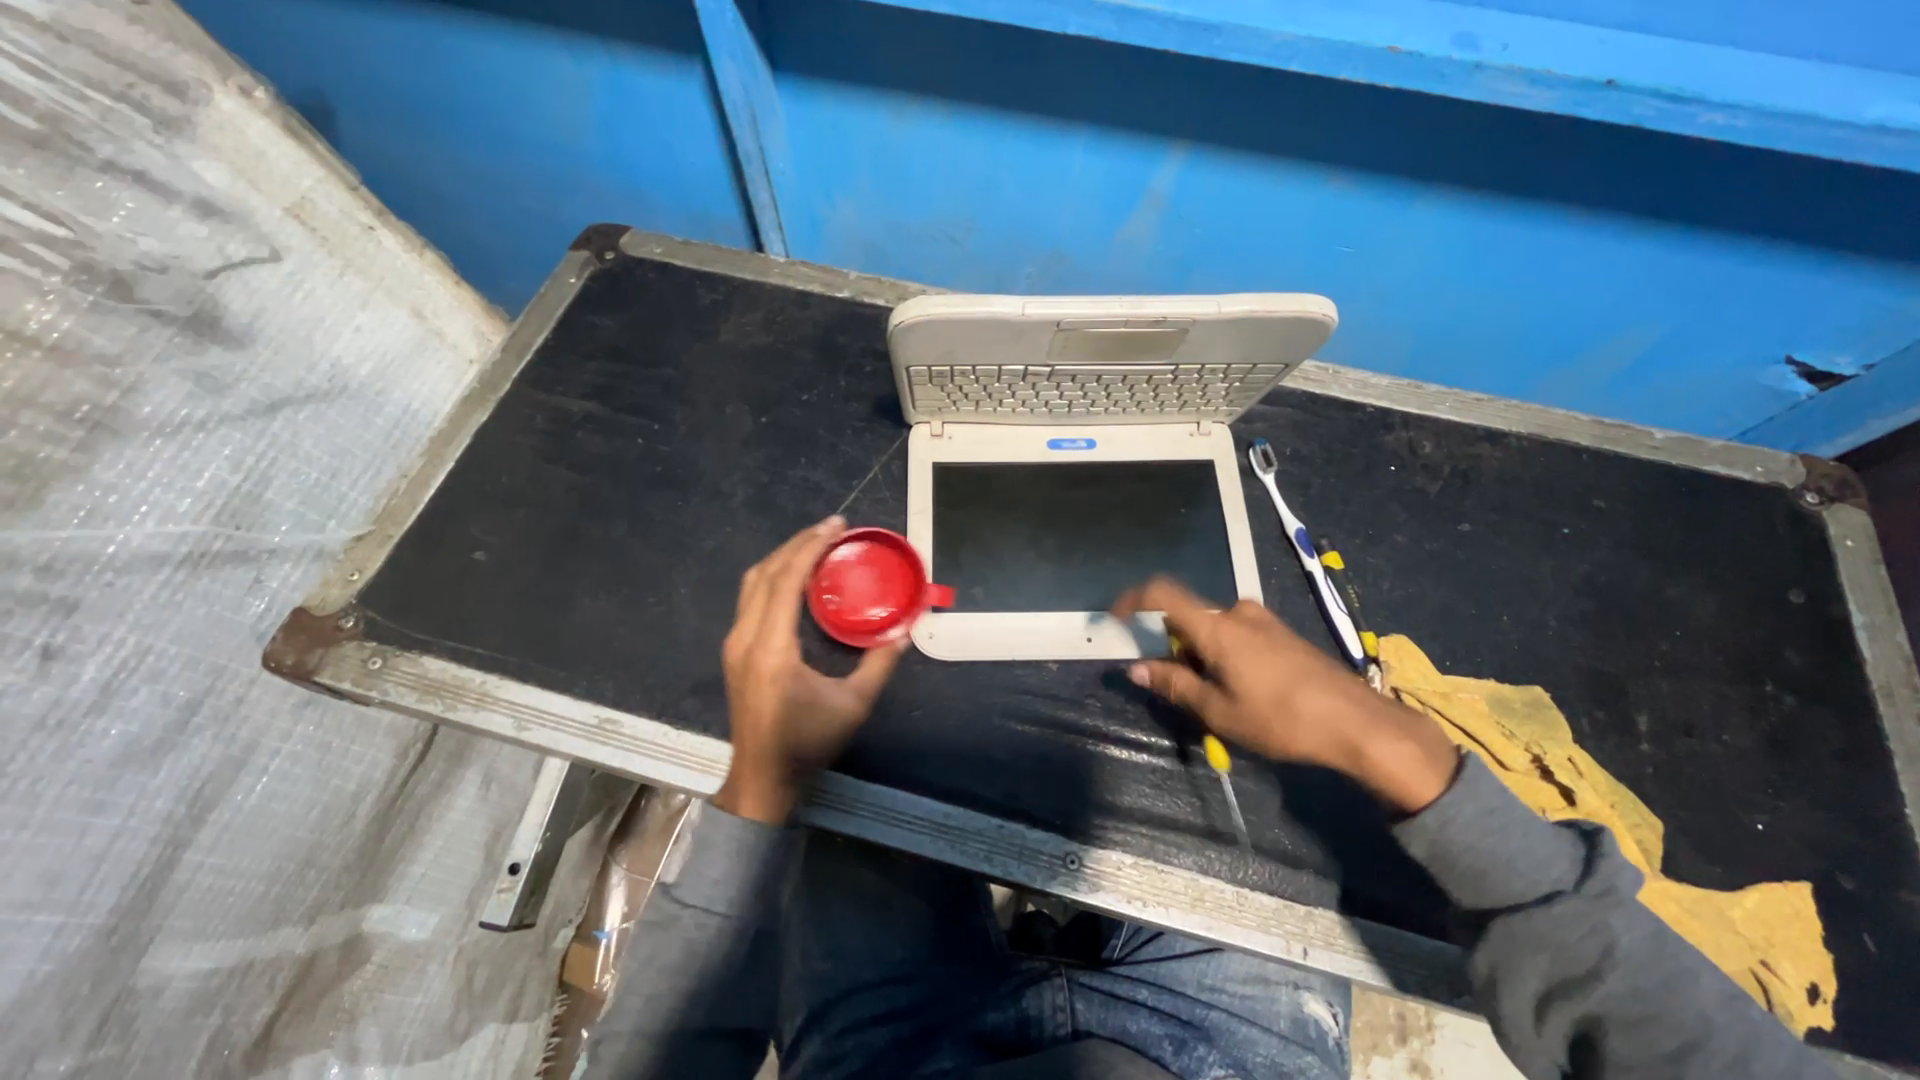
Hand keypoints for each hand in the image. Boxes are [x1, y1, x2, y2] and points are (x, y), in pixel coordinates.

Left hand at [715, 516, 909, 822]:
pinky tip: (797, 577)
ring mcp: (734, 643)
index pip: (785, 580)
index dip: (810, 547)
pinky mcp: (735, 650)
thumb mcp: (853, 705)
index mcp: (771, 648)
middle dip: (797, 544)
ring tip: (815, 544)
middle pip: (765, 573)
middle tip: (832, 528)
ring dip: (783, 558)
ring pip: (752, 583)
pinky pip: (750, 599)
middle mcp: (745, 637)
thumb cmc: (807, 743)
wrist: (763, 778)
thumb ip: (879, 664)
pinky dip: (774, 577)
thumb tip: (905, 630)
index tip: (837, 526)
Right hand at [1113, 577, 1458, 814]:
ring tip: (1213, 697)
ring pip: (1214, 627)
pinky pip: (1237, 634)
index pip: (1162, 594)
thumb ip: (1175, 685)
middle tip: (1176, 687)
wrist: (1357, 724)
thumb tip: (1136, 668)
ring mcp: (1265, 621)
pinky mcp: (1283, 633)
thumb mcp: (1219, 711)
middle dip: (1172, 646)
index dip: (1132, 600)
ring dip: (1200, 653)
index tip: (1115, 618)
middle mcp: (1238, 612)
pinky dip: (1223, 654)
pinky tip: (1241, 690)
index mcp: (1217, 627)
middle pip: (1188, 616)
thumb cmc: (1281, 719)